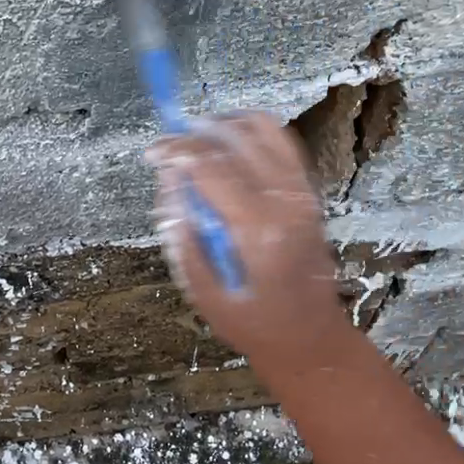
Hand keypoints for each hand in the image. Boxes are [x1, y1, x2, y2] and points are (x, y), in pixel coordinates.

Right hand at [151, 112, 350, 379]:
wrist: (312, 338)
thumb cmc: (252, 322)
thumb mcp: (201, 288)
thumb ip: (182, 230)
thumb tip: (168, 177)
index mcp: (257, 229)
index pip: (210, 165)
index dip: (175, 150)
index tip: (151, 154)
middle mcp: (285, 201)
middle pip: (233, 138)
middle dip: (191, 134)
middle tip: (166, 148)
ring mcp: (303, 192)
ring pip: (260, 128)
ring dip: (222, 125)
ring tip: (195, 140)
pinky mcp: (309, 190)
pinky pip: (280, 139)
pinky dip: (250, 129)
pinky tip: (226, 143)